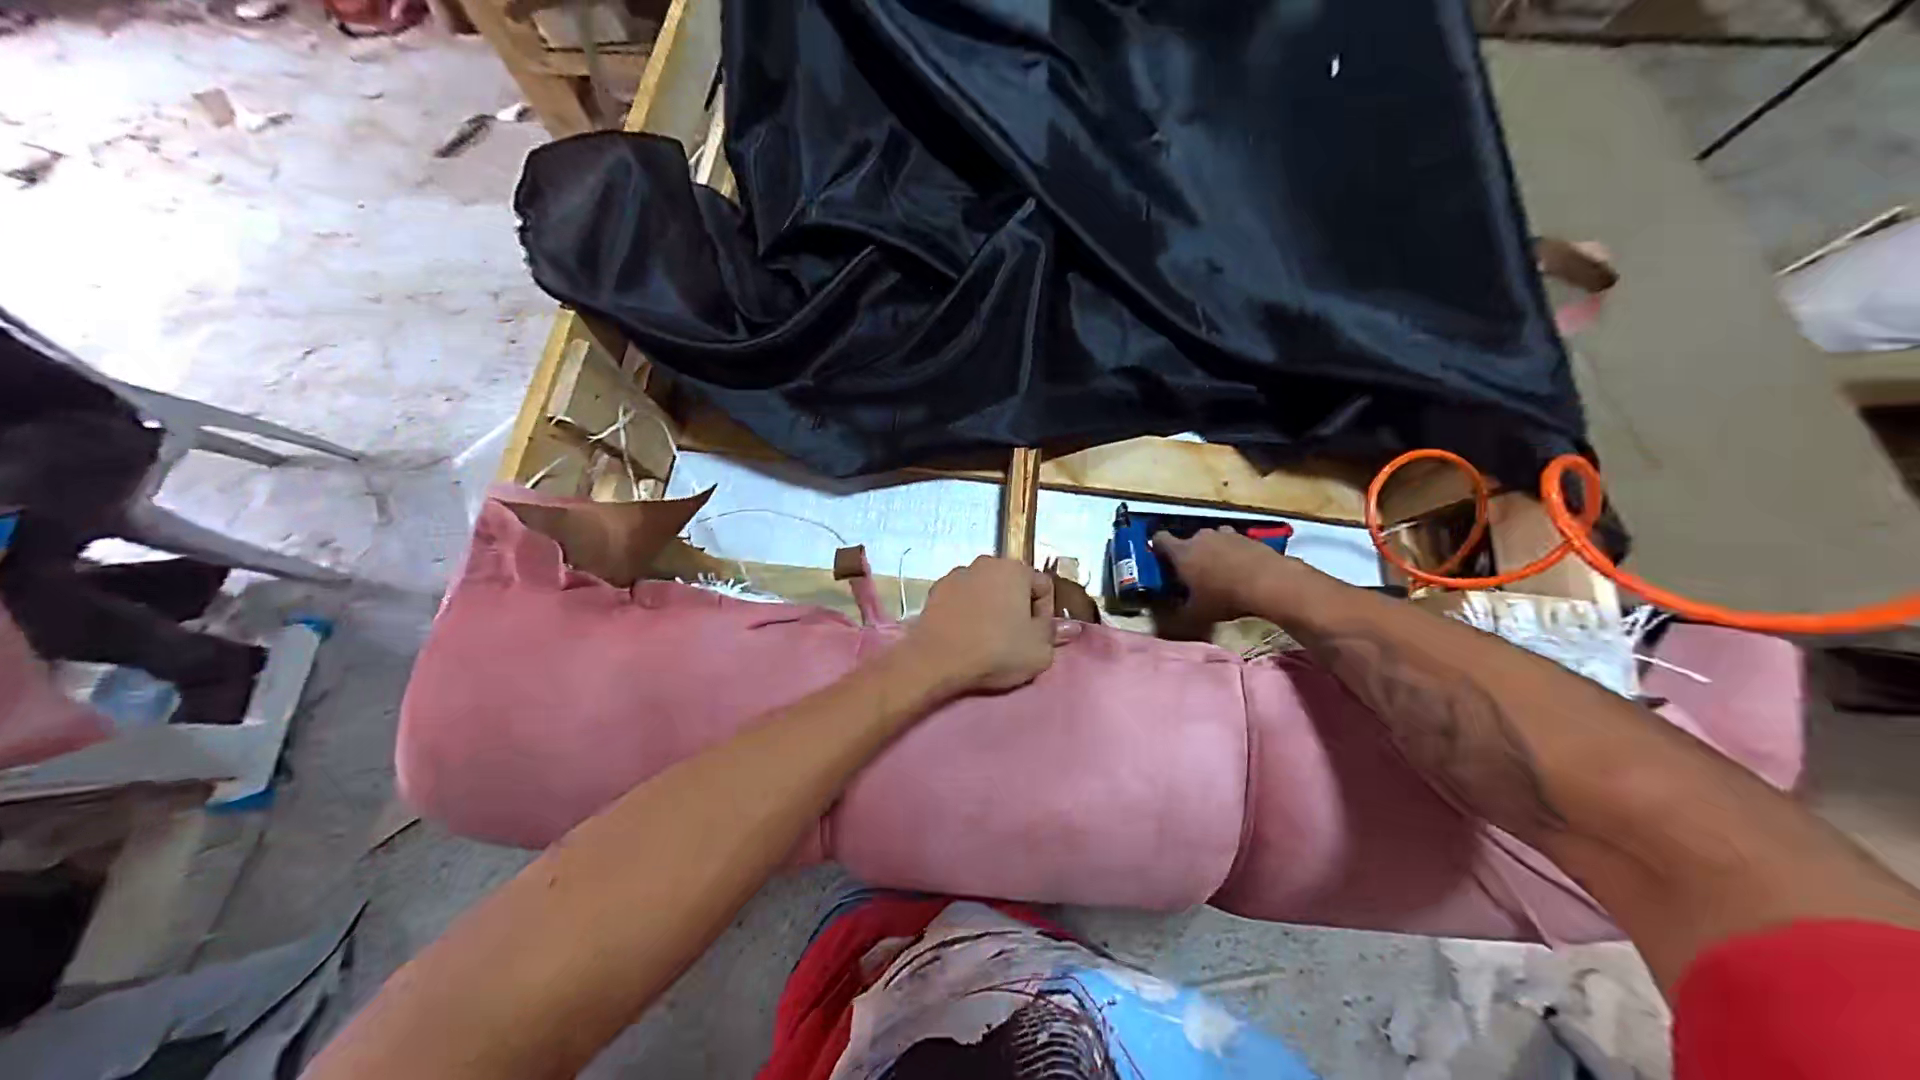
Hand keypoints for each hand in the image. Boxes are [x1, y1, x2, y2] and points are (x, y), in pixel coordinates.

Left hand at [905, 556, 1056, 692]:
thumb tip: (1072, 627)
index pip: (1043, 587)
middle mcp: (985, 563)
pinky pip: (962, 599)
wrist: (936, 659)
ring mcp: (956, 575)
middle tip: (1015, 638)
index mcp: (1014, 569)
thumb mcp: (1038, 650)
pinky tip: (966, 635)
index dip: (1046, 614)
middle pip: (1012, 585)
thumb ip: (1055, 634)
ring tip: (988, 638)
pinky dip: (968, 612)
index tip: (1037, 637)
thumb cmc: (995, 651)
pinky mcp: (935, 591)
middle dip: (1017, 608)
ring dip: (991, 608)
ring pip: (985, 591)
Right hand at [1150, 527, 1290, 632]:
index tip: (1161, 561)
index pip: (1159, 540)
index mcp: (1182, 552)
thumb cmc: (1225, 598)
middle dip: (1189, 554)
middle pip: (1188, 540)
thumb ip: (1179, 612)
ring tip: (1219, 571)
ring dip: (1212, 551)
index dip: (1158, 548)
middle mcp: (1201, 538)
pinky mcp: (1248, 537)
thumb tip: (1171, 614)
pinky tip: (1241, 571)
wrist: (1270, 583)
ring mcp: (1226, 534)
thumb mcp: (1197, 614)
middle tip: (1193, 574)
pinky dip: (1234, 554)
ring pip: (1212, 540)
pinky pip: (1233, 543)